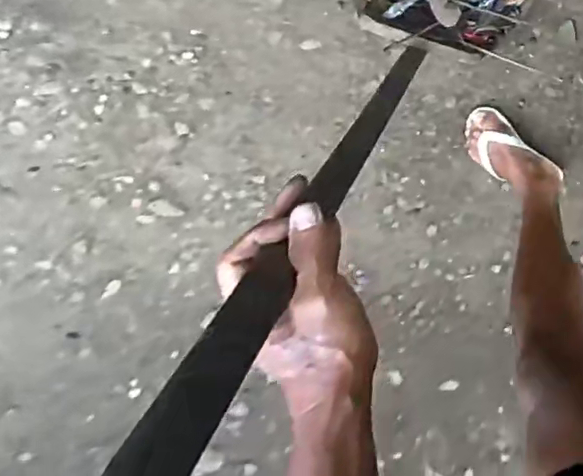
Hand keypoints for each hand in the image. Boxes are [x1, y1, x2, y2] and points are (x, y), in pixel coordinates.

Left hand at [218, 178, 377, 411]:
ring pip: (279, 259)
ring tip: (315, 202)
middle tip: (302, 188)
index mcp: (249, 305)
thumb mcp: (321, 296)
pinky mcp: (304, 308)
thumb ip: (313, 252)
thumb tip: (307, 208)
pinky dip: (309, 245)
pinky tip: (325, 234)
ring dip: (295, 229)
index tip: (300, 218)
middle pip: (258, 254)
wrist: (344, 394)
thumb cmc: (328, 350)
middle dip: (279, 220)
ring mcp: (281, 307)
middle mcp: (259, 305)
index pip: (239, 257)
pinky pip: (299, 267)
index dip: (265, 231)